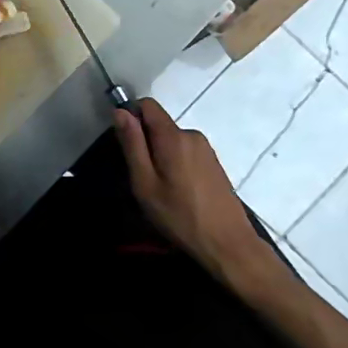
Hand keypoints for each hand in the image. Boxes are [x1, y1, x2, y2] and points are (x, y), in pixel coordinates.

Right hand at [114, 98, 268, 281]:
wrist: (226, 241)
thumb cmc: (179, 215)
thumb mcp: (145, 184)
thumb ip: (133, 145)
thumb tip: (121, 111)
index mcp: (174, 136)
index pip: (148, 105)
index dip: (131, 117)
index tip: (125, 145)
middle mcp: (192, 134)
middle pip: (160, 126)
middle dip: (146, 145)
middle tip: (142, 180)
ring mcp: (206, 149)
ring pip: (173, 142)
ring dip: (162, 158)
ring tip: (161, 192)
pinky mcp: (214, 163)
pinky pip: (186, 154)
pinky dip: (177, 166)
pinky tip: (179, 194)